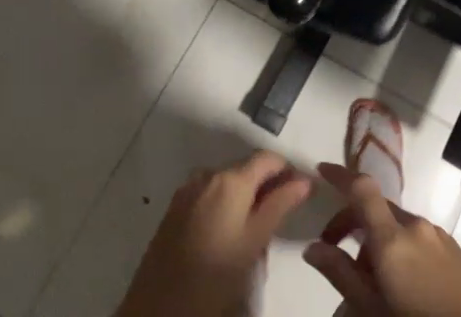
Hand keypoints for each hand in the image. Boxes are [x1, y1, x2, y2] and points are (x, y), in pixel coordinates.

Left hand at [115, 151, 313, 316]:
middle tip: (279, 221)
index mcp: (231, 180)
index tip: (300, 196)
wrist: (156, 308)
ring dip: (246, 199)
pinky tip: (227, 237)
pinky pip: (209, 195)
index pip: (269, 158)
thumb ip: (281, 205)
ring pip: (229, 184)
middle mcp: (208, 175)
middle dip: (267, 188)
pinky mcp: (175, 209)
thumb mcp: (254, 241)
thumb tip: (304, 179)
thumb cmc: (213, 275)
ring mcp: (188, 191)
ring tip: (254, 234)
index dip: (288, 172)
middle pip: (248, 169)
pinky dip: (225, 206)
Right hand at [304, 163, 460, 316]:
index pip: (362, 189)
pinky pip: (415, 237)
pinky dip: (397, 247)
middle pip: (375, 209)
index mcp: (392, 237)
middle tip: (331, 251)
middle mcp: (415, 226)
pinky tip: (396, 280)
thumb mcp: (370, 306)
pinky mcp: (451, 247)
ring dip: (374, 241)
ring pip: (395, 226)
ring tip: (365, 279)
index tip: (321, 170)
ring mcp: (436, 234)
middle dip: (350, 222)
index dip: (341, 175)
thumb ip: (340, 273)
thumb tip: (312, 247)